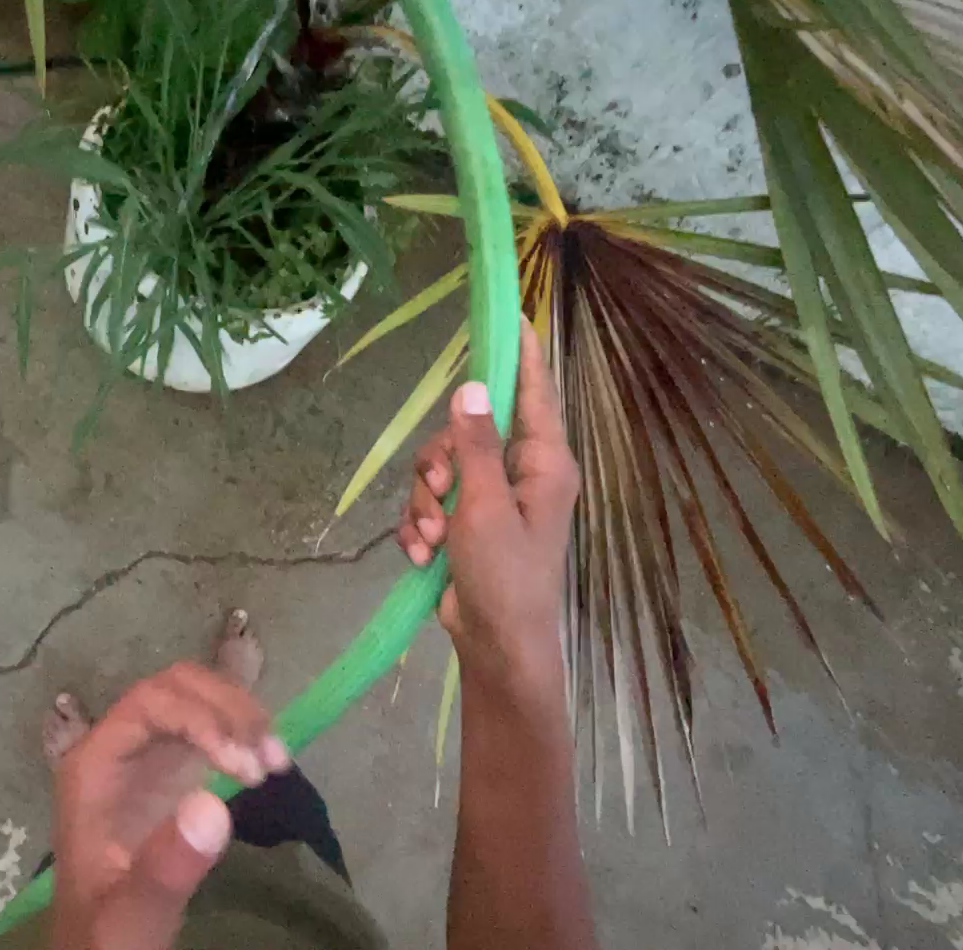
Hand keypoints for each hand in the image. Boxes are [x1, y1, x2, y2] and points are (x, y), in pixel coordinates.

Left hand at [50, 663, 290, 949]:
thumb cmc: (107, 938)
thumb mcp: (128, 919)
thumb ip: (163, 870)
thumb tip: (215, 805)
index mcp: (94, 765)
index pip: (149, 703)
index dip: (201, 718)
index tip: (245, 767)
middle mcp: (120, 745)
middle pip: (175, 687)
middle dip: (227, 710)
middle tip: (268, 758)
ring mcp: (147, 754)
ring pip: (197, 697)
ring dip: (241, 716)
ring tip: (277, 760)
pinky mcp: (173, 770)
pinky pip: (210, 726)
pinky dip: (243, 733)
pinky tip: (270, 761)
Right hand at [397, 317, 578, 690]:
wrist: (496, 647)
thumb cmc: (507, 577)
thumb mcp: (485, 507)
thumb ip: (475, 446)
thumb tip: (470, 386)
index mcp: (543, 462)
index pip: (534, 393)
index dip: (523, 353)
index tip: (512, 315)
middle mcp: (518, 473)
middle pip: (465, 430)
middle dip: (440, 462)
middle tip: (439, 493)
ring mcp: (489, 499)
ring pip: (439, 468)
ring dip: (425, 502)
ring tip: (433, 539)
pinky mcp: (463, 523)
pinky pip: (429, 502)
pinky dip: (419, 526)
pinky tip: (423, 554)